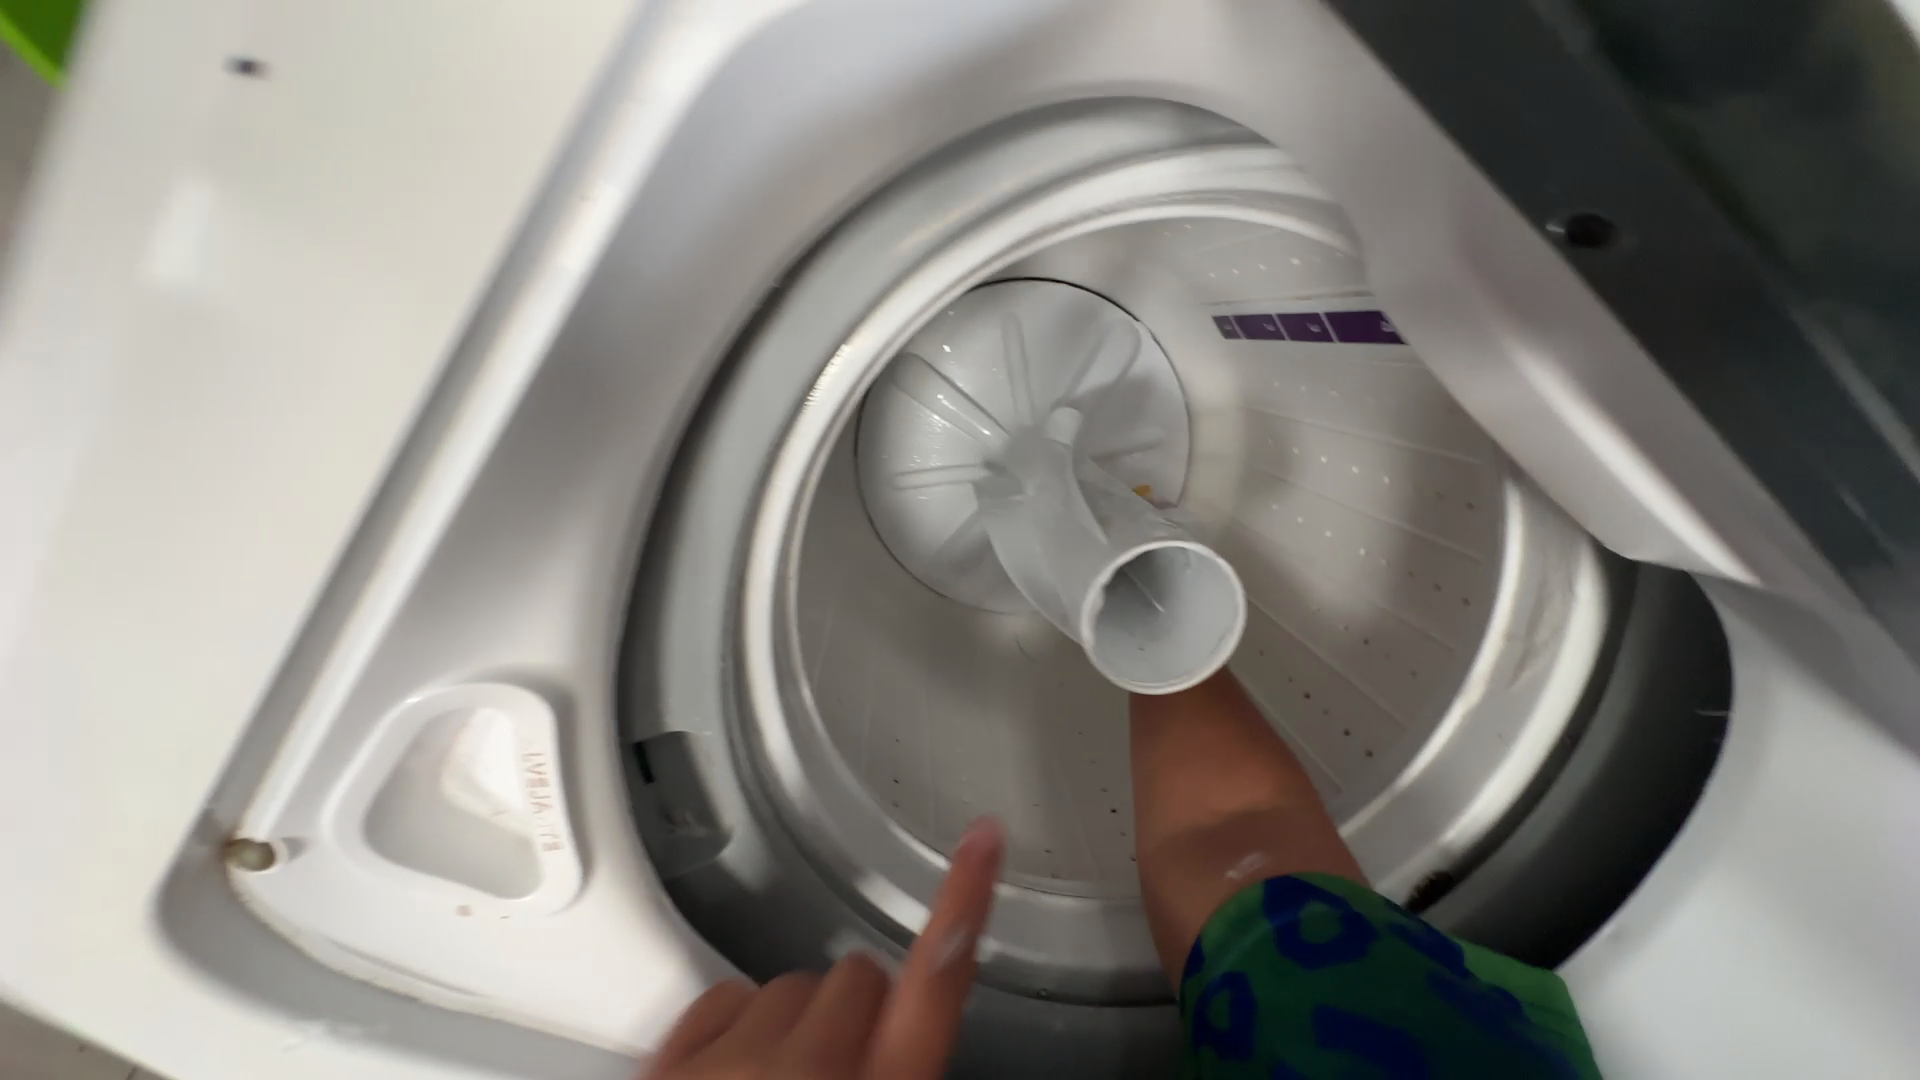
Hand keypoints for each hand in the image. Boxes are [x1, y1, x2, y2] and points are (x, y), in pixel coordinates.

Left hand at [646, 817, 1004, 1078]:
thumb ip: (907, 1072)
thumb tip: (919, 1043)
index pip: (936, 986)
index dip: (965, 900)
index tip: (982, 840)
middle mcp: (804, 1079)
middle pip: (858, 977)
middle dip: (858, 1019)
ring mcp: (726, 1070)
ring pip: (791, 983)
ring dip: (795, 1027)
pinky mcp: (664, 1069)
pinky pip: (725, 996)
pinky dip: (736, 1026)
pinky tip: (732, 1077)